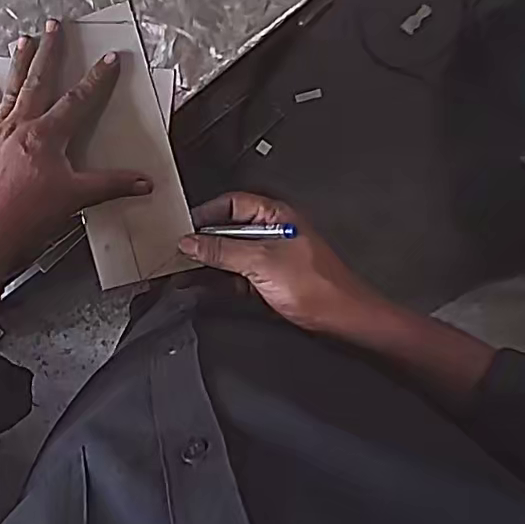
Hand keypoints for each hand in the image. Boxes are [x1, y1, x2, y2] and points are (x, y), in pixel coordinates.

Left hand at [0, 20, 152, 316]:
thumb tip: (141, 182)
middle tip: (54, 27)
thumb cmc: (25, 217)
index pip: (79, 100)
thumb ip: (111, 186)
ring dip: (19, 65)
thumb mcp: (76, 199)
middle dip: (50, 52)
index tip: (109, 60)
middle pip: (39, 81)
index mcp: (47, 136)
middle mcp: (20, 128)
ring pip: (11, 90)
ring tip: (23, 41)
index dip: (98, 79)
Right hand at [177, 192, 396, 339]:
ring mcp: (269, 256)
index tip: (184, 228)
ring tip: (184, 268)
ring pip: (229, 253)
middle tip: (181, 249)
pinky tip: (202, 283)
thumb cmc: (319, 287)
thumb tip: (191, 241)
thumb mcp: (261, 261)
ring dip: (208, 261)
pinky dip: (218, 277)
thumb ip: (222, 249)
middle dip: (203, 240)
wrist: (343, 319)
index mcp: (275, 216)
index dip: (205, 214)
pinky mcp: (267, 278)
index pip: (230, 204)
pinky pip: (235, 273)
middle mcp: (271, 232)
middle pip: (227, 228)